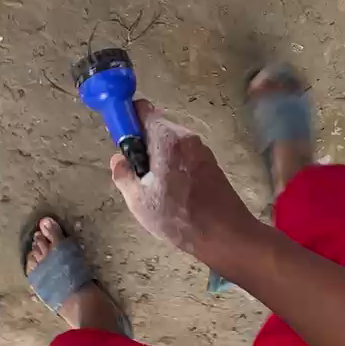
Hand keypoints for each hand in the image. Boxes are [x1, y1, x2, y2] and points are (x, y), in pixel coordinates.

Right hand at [109, 101, 260, 264]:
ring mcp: (201, 149)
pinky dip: (172, 164)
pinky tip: (172, 191)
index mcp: (166, 139)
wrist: (226, 236)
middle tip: (137, 173)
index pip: (141, 109)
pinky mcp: (210, 162)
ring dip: (156, 156)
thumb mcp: (139, 200)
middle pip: (156, 126)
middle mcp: (186, 137)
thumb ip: (123, 174)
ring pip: (169, 142)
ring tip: (154, 188)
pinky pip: (183, 153)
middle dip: (141, 143)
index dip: (127, 121)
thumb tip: (118, 159)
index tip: (122, 144)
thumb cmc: (179, 217)